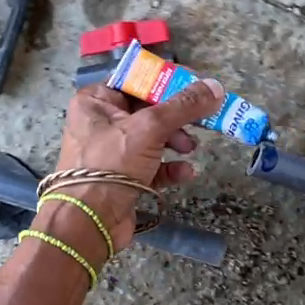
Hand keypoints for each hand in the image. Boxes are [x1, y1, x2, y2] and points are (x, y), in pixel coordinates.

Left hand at [49, 80, 223, 250]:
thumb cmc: (111, 163)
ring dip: (175, 142)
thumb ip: (183, 106)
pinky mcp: (122, 179)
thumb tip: (215, 86)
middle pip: (148, 111)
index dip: (166, 83)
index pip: (135, 82)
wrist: (88, 222)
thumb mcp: (149, 128)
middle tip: (199, 122)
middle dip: (175, 118)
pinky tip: (186, 173)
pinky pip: (151, 166)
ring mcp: (111, 153)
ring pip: (152, 139)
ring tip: (191, 149)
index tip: (195, 87)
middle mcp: (100, 123)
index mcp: (95, 101)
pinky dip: (169, 167)